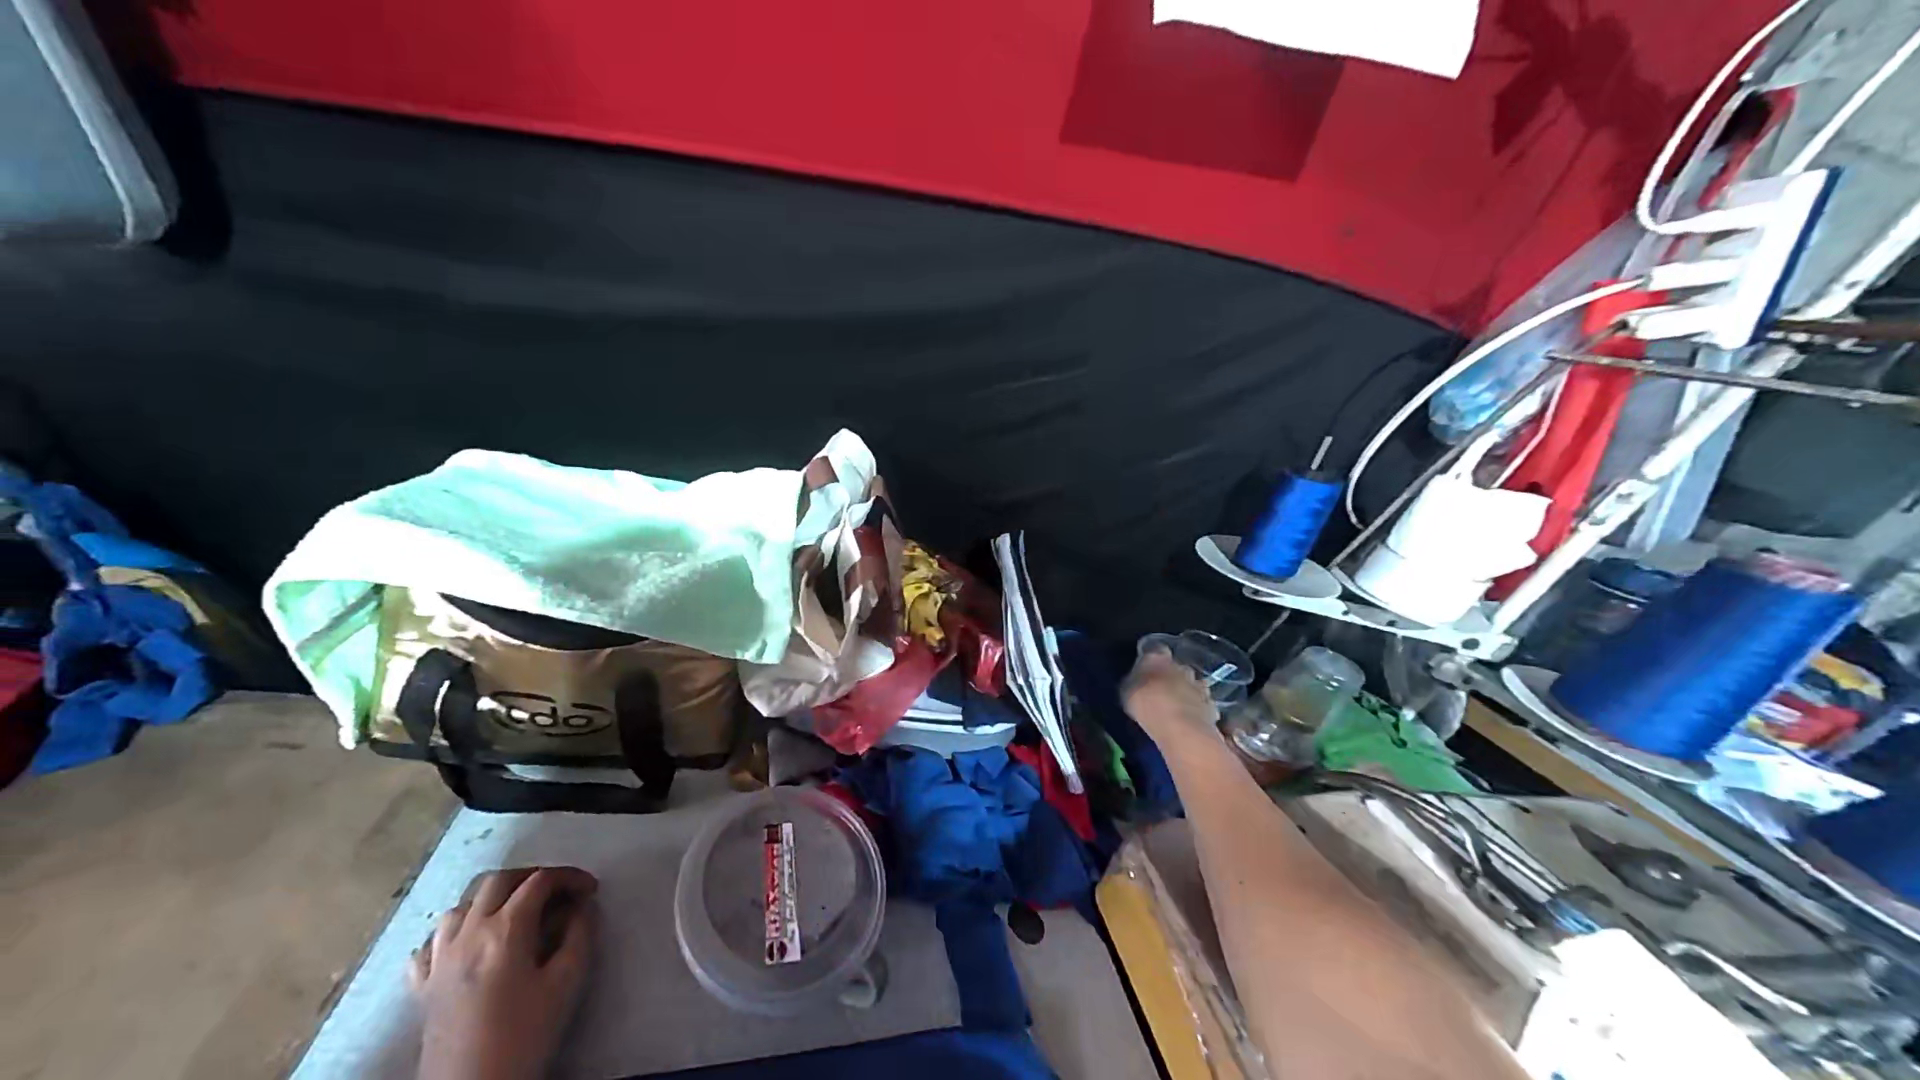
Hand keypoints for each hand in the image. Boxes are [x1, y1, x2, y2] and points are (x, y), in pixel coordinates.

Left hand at [411, 866, 599, 1079]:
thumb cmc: (525, 1034)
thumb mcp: (568, 981)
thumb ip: (580, 934)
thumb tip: (581, 906)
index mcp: (505, 930)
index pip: (540, 881)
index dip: (570, 877)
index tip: (590, 890)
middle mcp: (467, 934)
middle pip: (498, 881)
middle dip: (532, 877)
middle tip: (558, 892)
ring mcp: (438, 961)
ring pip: (461, 906)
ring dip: (493, 899)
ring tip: (516, 913)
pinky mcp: (421, 988)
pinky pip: (430, 944)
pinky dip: (453, 932)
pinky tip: (469, 944)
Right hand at [1121, 646, 1220, 748]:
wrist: (1178, 727)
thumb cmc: (1145, 705)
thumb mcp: (1126, 692)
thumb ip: (1133, 681)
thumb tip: (1135, 680)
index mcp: (1157, 658)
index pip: (1156, 649)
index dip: (1151, 658)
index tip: (1146, 667)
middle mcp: (1181, 666)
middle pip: (1177, 666)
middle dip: (1172, 675)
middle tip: (1161, 690)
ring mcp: (1199, 685)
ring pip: (1193, 684)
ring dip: (1187, 692)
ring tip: (1176, 708)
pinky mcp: (1212, 705)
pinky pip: (1204, 704)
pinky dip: (1198, 709)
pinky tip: (1189, 720)